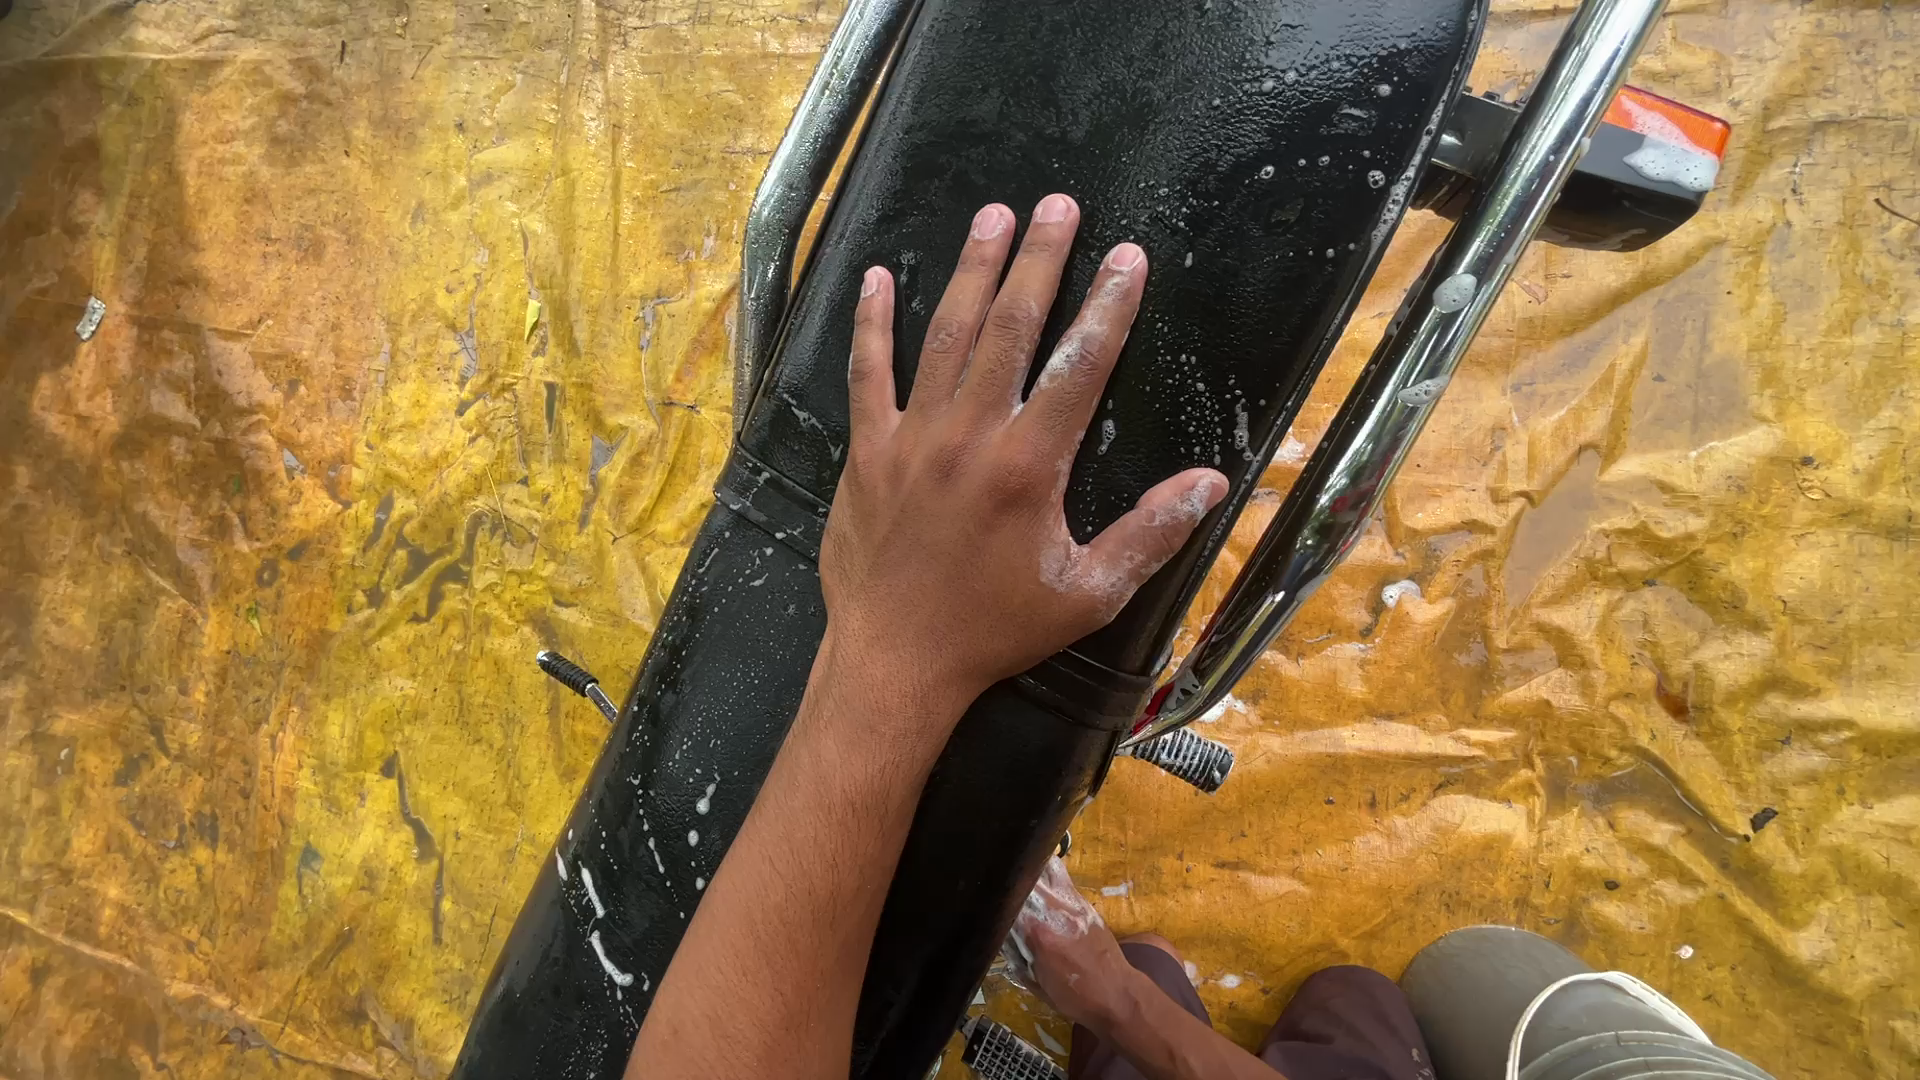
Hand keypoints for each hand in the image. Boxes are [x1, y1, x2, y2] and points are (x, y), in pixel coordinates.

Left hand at [820, 194, 1228, 706]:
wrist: (897, 658)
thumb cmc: (994, 630)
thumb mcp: (1087, 596)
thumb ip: (1150, 535)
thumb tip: (1211, 485)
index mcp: (1029, 465)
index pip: (1080, 365)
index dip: (1108, 306)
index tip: (1127, 257)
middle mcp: (971, 434)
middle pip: (1012, 328)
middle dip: (1039, 262)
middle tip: (1057, 206)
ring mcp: (911, 436)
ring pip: (946, 337)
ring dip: (972, 272)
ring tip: (991, 217)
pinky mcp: (867, 451)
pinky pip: (867, 375)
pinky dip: (872, 324)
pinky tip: (879, 278)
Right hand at [1007, 856, 1135, 1029]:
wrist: (1116, 995)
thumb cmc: (1075, 998)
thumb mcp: (1037, 985)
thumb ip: (1016, 957)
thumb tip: (1001, 936)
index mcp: (1037, 936)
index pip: (1008, 908)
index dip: (996, 906)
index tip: (990, 906)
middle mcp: (1052, 913)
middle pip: (1022, 886)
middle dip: (1009, 888)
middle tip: (997, 887)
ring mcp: (1069, 903)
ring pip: (1040, 874)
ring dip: (1026, 875)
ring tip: (1015, 873)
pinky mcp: (1082, 901)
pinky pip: (1060, 875)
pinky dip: (1046, 869)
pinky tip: (1037, 866)